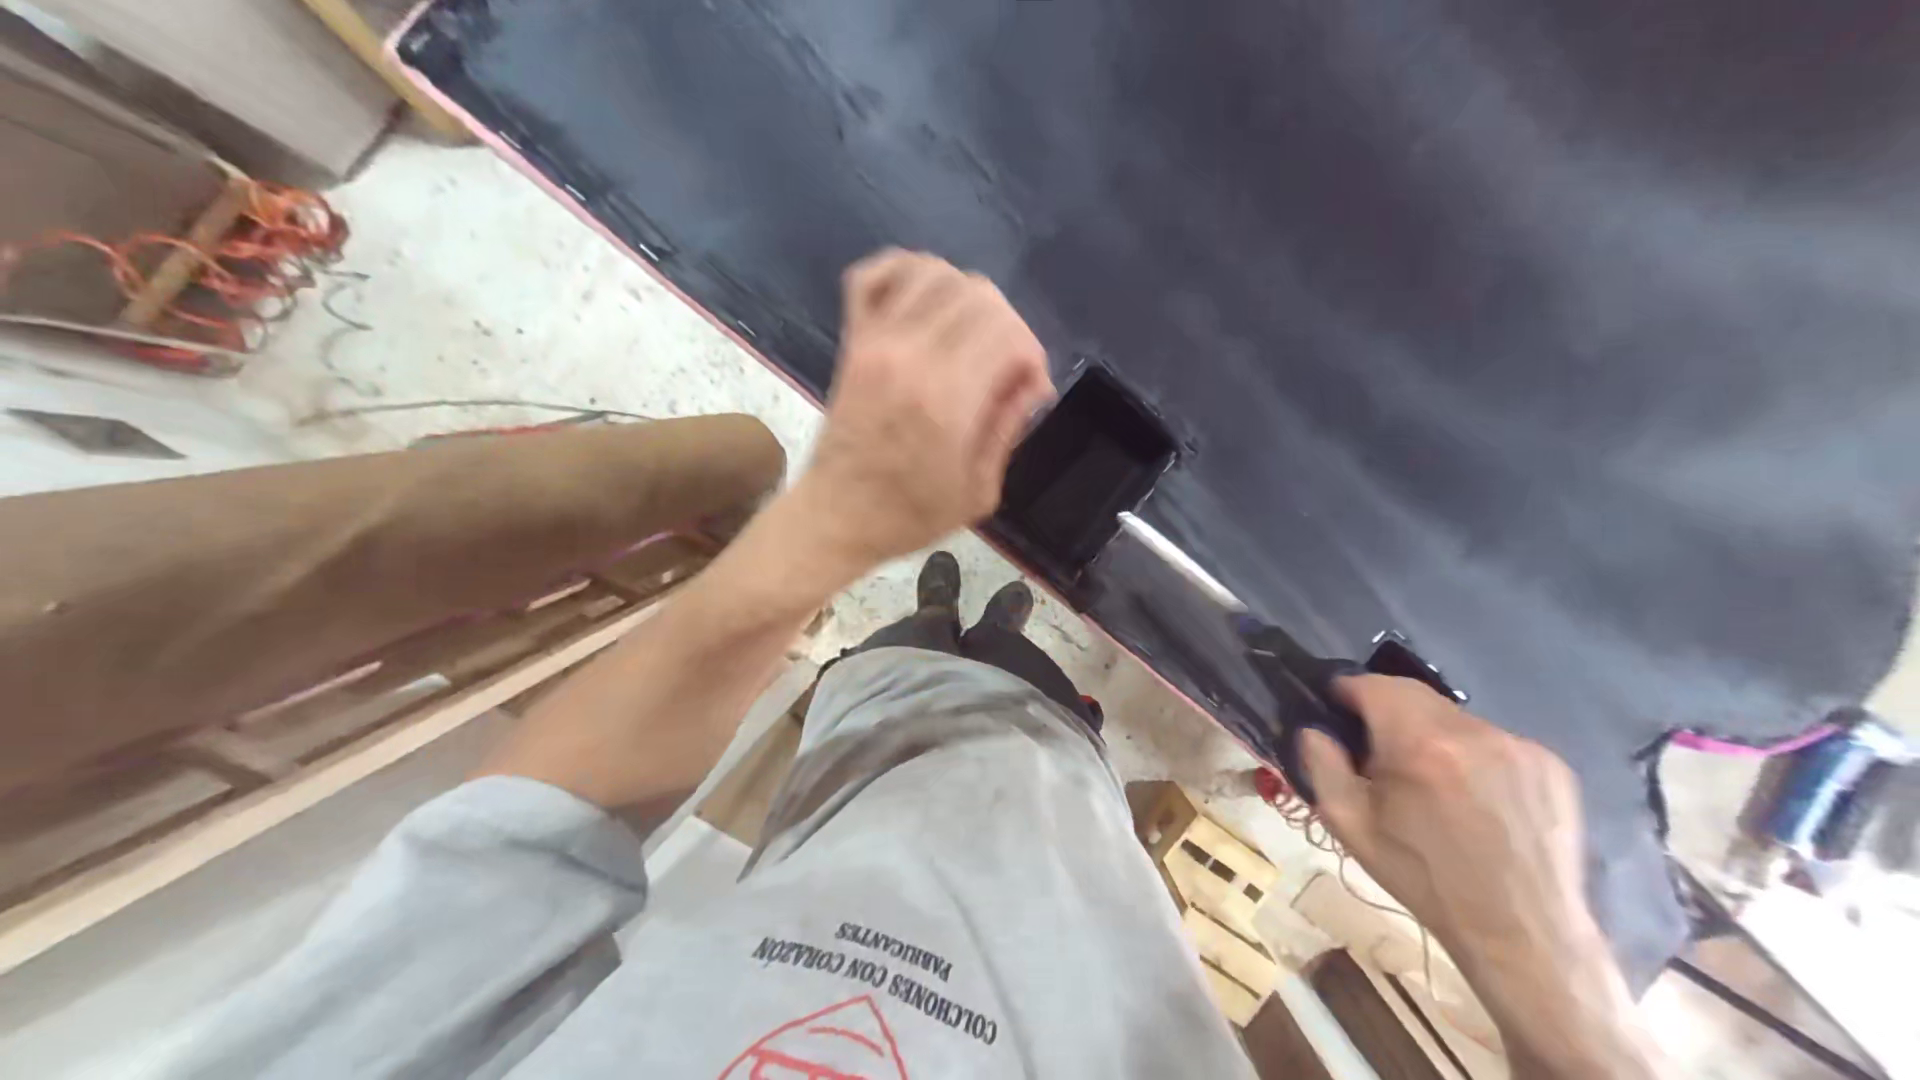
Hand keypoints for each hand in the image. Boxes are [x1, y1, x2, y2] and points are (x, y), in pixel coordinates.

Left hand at [789, 250, 1052, 569]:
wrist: (836, 516)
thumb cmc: (909, 515)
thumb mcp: (978, 491)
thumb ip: (1008, 428)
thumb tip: (1030, 383)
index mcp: (949, 399)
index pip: (1008, 331)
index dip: (1031, 354)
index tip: (1028, 388)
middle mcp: (913, 356)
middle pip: (978, 294)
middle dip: (1008, 324)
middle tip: (1004, 365)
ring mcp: (876, 342)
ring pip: (933, 273)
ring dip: (965, 294)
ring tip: (970, 334)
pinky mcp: (853, 341)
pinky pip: (872, 276)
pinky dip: (903, 272)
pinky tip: (923, 298)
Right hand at [1301, 675, 1592, 958]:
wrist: (1521, 933)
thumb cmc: (1423, 876)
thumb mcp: (1349, 824)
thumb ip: (1322, 765)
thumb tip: (1313, 729)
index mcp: (1420, 745)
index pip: (1373, 685)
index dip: (1347, 690)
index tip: (1335, 707)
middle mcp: (1474, 733)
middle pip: (1414, 695)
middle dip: (1386, 708)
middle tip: (1374, 745)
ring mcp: (1520, 746)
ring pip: (1454, 717)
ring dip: (1430, 732)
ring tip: (1428, 778)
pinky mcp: (1551, 765)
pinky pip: (1493, 739)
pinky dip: (1471, 753)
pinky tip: (1471, 793)